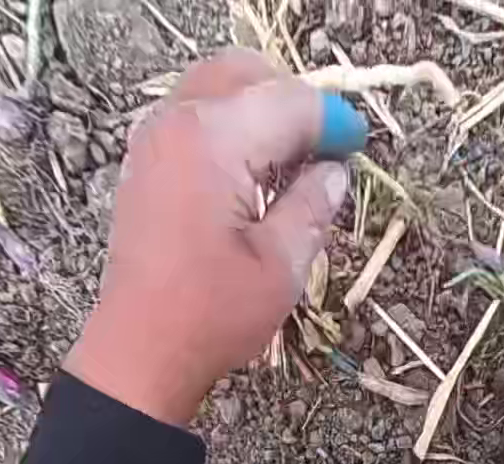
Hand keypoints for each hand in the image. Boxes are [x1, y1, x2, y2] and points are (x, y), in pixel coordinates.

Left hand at [67, 50, 350, 425]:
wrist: (144, 348)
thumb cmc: (215, 315)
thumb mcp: (281, 268)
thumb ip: (312, 208)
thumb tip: (334, 172)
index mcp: (213, 142)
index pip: (288, 103)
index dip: (332, 122)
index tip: (359, 148)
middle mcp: (176, 123)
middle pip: (246, 75)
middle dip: (295, 104)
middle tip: (328, 153)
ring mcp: (154, 141)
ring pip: (219, 92)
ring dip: (263, 115)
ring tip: (296, 169)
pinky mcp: (148, 166)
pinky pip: (197, 120)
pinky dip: (235, 132)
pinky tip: (257, 180)